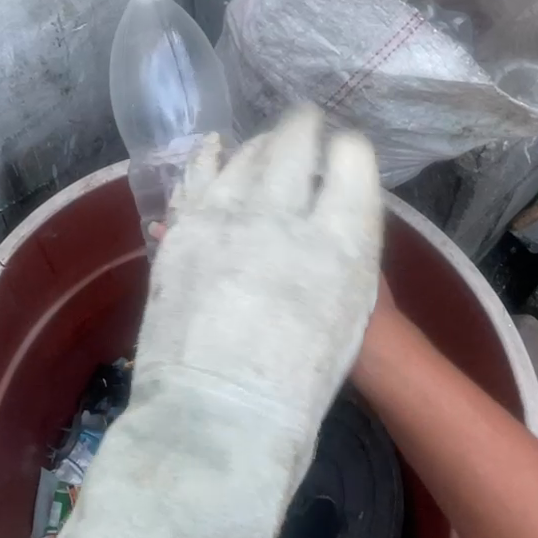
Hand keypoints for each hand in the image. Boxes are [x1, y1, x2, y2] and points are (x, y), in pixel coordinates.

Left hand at [35, 105, 385, 537]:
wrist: (214, 418)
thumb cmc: (296, 387)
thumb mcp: (345, 319)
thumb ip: (339, 259)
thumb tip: (327, 222)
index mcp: (342, 245)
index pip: (353, 162)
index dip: (350, 150)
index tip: (346, 148)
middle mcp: (286, 216)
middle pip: (296, 143)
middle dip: (305, 126)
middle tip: (307, 119)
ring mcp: (227, 216)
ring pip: (248, 153)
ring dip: (262, 141)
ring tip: (268, 139)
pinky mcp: (185, 227)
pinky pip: (199, 174)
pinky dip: (209, 155)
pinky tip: (215, 144)